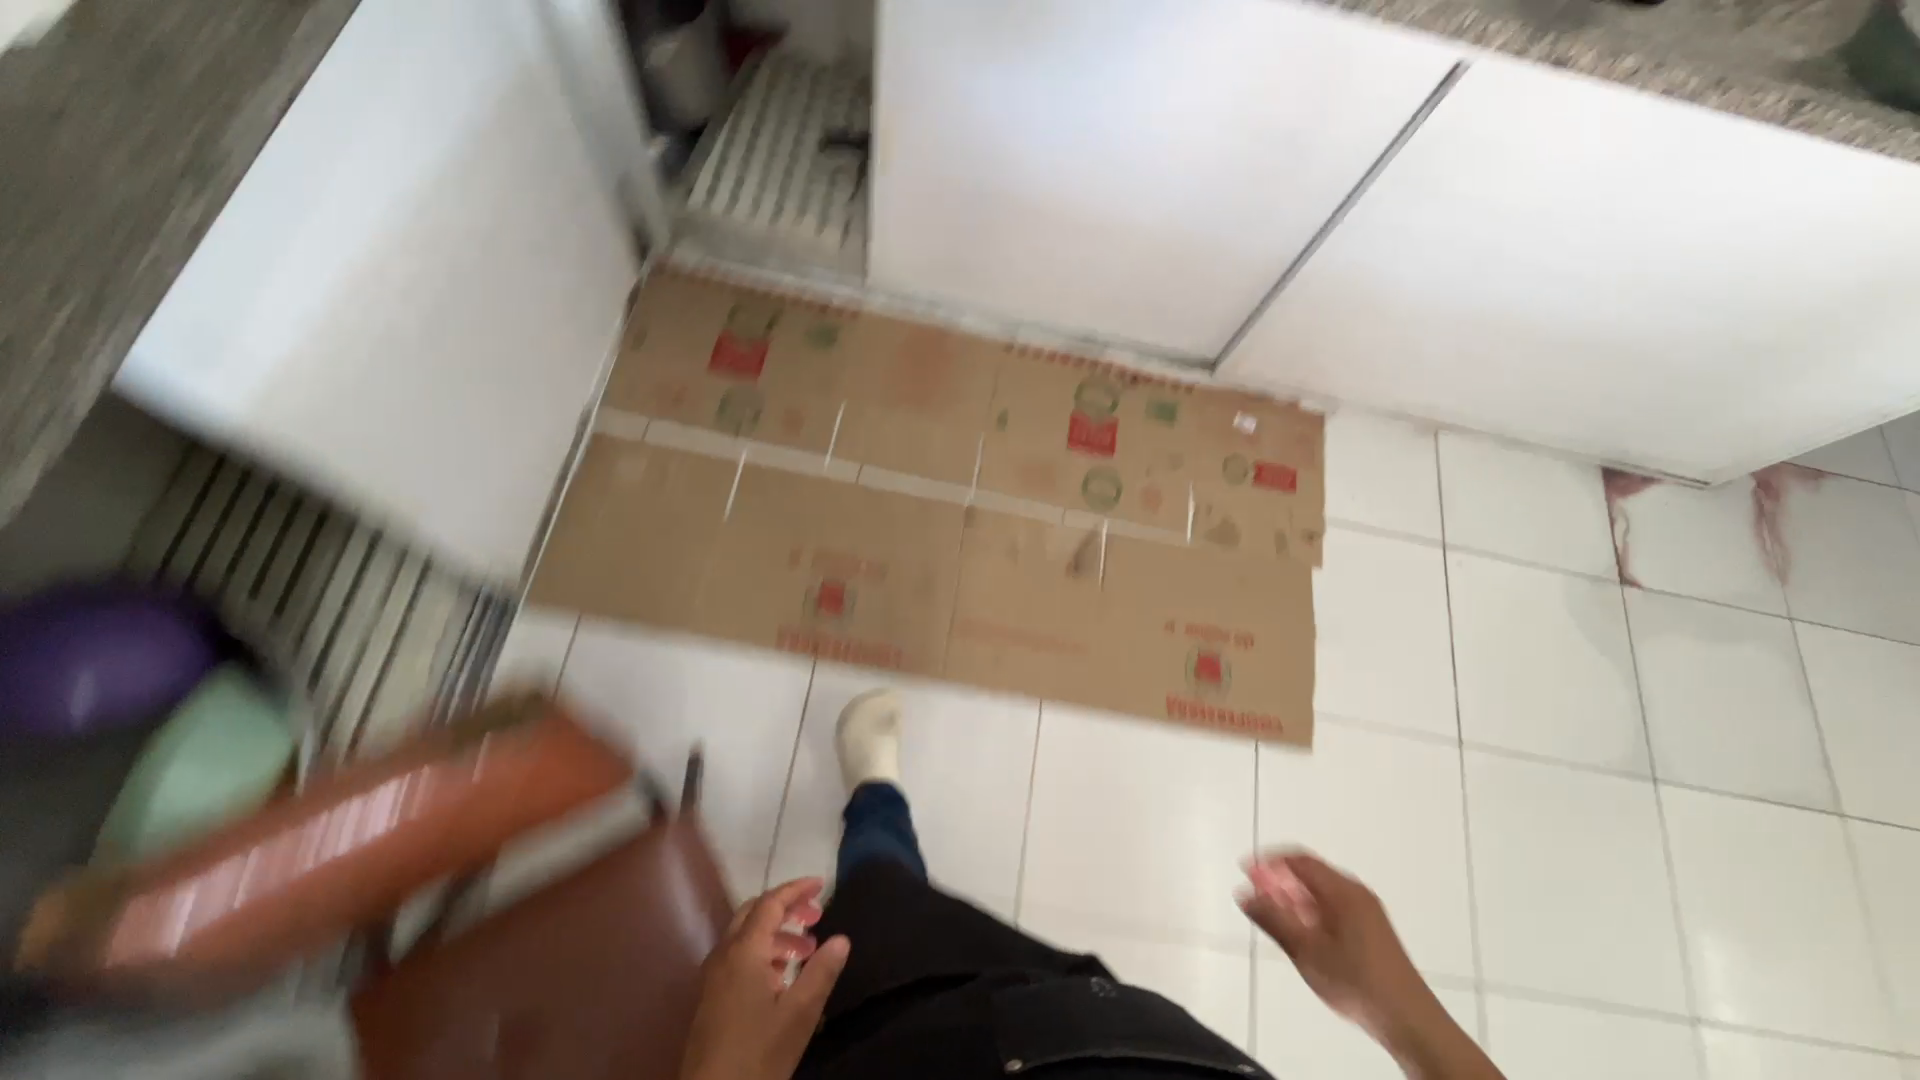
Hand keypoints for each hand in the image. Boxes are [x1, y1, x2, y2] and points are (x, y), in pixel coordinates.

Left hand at [679, 878, 851, 1079]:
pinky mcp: (711, 997)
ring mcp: (713, 977)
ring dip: (776, 932)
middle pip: (754, 913)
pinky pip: (738, 956)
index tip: (822, 884)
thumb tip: (842, 938)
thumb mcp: (800, 1014)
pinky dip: (762, 951)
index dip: (796, 889)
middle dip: (786, 908)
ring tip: (806, 950)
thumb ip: (822, 971)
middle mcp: (723, 955)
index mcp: (744, 951)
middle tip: (815, 916)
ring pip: (745, 936)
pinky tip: (782, 976)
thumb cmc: (758, 1054)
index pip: (771, 903)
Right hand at [1239, 851, 1435, 1043]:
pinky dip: (1311, 910)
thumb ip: (1272, 918)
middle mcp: (1356, 893)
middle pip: (1310, 873)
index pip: (1298, 860)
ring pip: (1322, 892)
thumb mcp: (1305, 950)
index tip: (1246, 871)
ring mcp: (1367, 912)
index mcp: (1342, 891)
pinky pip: (1334, 906)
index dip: (1268, 861)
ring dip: (1294, 897)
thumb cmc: (1354, 980)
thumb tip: (1244, 893)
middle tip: (1255, 895)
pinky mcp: (1372, 930)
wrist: (1408, 1019)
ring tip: (1274, 917)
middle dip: (1279, 880)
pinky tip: (1303, 934)